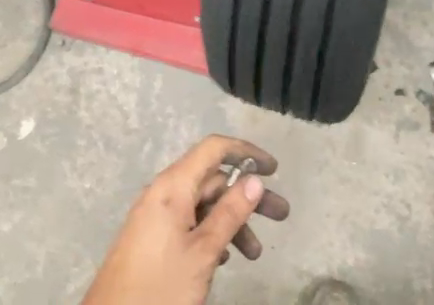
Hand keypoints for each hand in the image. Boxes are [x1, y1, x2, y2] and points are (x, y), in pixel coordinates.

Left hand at [81, 135, 291, 304]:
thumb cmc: (160, 285)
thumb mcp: (203, 251)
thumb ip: (230, 213)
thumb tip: (253, 179)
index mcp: (172, 186)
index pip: (213, 149)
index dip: (245, 152)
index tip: (274, 169)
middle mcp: (163, 194)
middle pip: (212, 181)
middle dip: (247, 196)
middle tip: (281, 216)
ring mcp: (155, 217)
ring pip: (202, 207)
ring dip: (232, 223)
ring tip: (256, 253)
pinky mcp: (152, 240)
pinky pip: (189, 225)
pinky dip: (211, 235)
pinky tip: (226, 258)